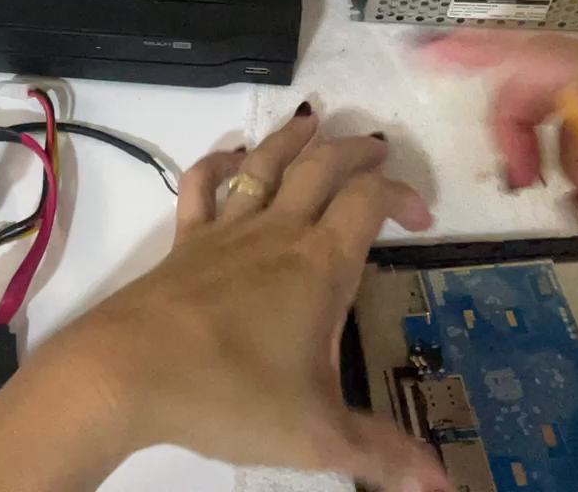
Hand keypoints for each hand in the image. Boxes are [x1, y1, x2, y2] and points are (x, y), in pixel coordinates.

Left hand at [37, 104, 446, 490]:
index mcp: (318, 264)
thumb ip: (382, 455)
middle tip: (377, 145)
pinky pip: (201, 185)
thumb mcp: (317, 434)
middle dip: (355, 150)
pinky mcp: (186, 238)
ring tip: (314, 121)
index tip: (423, 216)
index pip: (368, 203)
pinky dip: (218, 162)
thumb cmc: (230, 395)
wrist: (130, 371)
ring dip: (293, 138)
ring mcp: (227, 228)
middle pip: (322, 166)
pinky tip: (233, 156)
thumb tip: (447, 488)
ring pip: (265, 162)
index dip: (401, 194)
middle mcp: (277, 231)